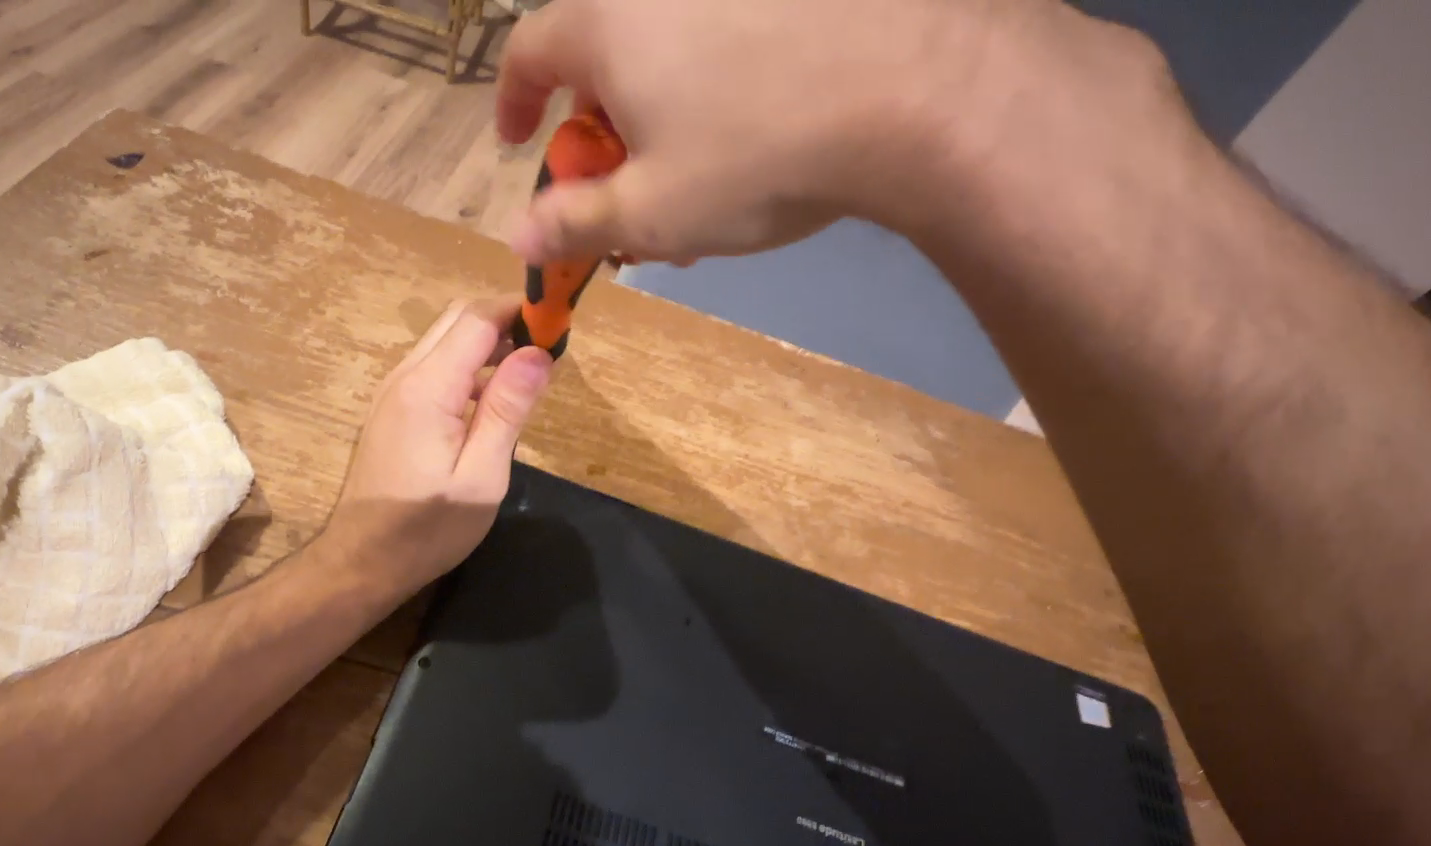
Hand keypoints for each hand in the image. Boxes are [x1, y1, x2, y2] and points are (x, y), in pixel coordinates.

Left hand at [320, 298, 553, 597]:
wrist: (362, 562)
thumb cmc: (427, 530)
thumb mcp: (481, 478)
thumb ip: (507, 410)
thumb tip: (540, 353)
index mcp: (427, 388)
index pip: (478, 318)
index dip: (521, 313)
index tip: (559, 330)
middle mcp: (404, 376)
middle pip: (458, 320)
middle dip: (506, 322)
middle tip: (548, 353)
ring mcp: (392, 391)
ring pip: (444, 341)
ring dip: (487, 345)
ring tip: (527, 378)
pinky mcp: (391, 409)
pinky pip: (433, 368)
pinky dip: (467, 368)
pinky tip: (491, 402)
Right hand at [498, 0, 1176, 264]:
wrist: (914, 93)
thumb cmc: (754, 158)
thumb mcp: (651, 213)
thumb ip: (576, 224)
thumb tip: (520, 235)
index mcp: (609, 25)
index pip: (529, 51)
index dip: (515, 102)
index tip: (520, 142)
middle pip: (603, 54)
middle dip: (602, 128)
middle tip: (625, 185)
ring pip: (670, 53)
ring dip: (664, 117)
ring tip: (698, 183)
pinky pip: (726, 37)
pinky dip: (716, 86)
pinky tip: (753, 133)